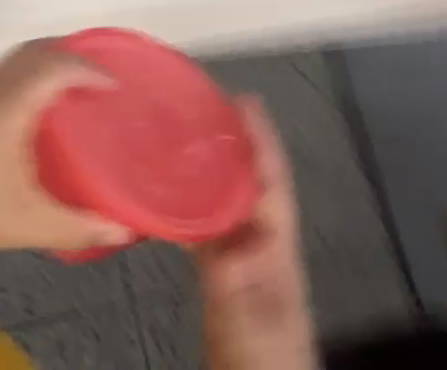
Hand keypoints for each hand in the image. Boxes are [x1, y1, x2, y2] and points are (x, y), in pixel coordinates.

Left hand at [0, 40, 132, 255]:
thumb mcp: (26, 224)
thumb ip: (77, 226)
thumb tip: (121, 228)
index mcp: (4, 102)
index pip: (52, 63)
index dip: (87, 66)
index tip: (113, 85)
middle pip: (28, 53)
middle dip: (65, 57)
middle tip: (95, 83)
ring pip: (5, 68)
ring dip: (37, 73)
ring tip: (64, 104)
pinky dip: (14, 89)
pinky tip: (19, 125)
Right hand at [190, 98, 315, 369]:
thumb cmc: (264, 362)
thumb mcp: (251, 326)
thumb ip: (237, 286)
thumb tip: (225, 244)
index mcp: (276, 252)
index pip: (271, 185)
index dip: (261, 143)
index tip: (246, 103)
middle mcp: (262, 246)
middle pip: (250, 182)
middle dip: (236, 142)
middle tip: (209, 105)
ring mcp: (243, 258)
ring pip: (228, 198)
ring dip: (213, 165)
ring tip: (187, 134)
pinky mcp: (222, 271)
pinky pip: (206, 221)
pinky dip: (190, 197)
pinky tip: (169, 191)